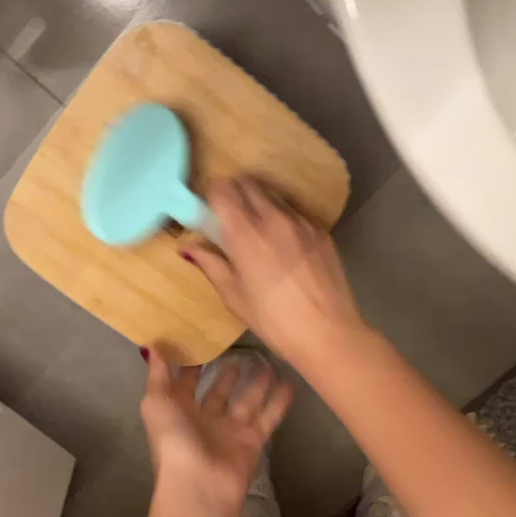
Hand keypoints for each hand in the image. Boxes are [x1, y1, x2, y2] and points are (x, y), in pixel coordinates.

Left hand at [140, 346, 292, 511]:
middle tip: (241, 350)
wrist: (199, 483)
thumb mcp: (156, 402)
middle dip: (228, 374)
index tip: (204, 338)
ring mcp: (230, 431)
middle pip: (219, 392)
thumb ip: (157, 374)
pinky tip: (290, 381)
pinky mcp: (252, 440)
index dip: (192, 364)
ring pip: (246, 401)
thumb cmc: (173, 439)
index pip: (185, 382)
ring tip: (268, 361)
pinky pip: (268, 417)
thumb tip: (155, 345)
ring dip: (257, 383)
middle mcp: (204, 419)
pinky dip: (278, 401)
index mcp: (178, 411)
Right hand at [189, 178, 371, 371]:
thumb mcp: (233, 296)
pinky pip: (295, 212)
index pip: (222, 190)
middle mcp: (273, 218)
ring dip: (259, 201)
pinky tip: (283, 242)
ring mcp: (301, 222)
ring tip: (256, 226)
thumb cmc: (273, 321)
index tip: (209, 208)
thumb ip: (210, 264)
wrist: (328, 333)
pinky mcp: (321, 231)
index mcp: (245, 234)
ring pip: (273, 194)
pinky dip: (282, 216)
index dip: (212, 194)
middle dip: (234, 191)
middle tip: (229, 214)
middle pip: (248, 183)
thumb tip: (187, 246)